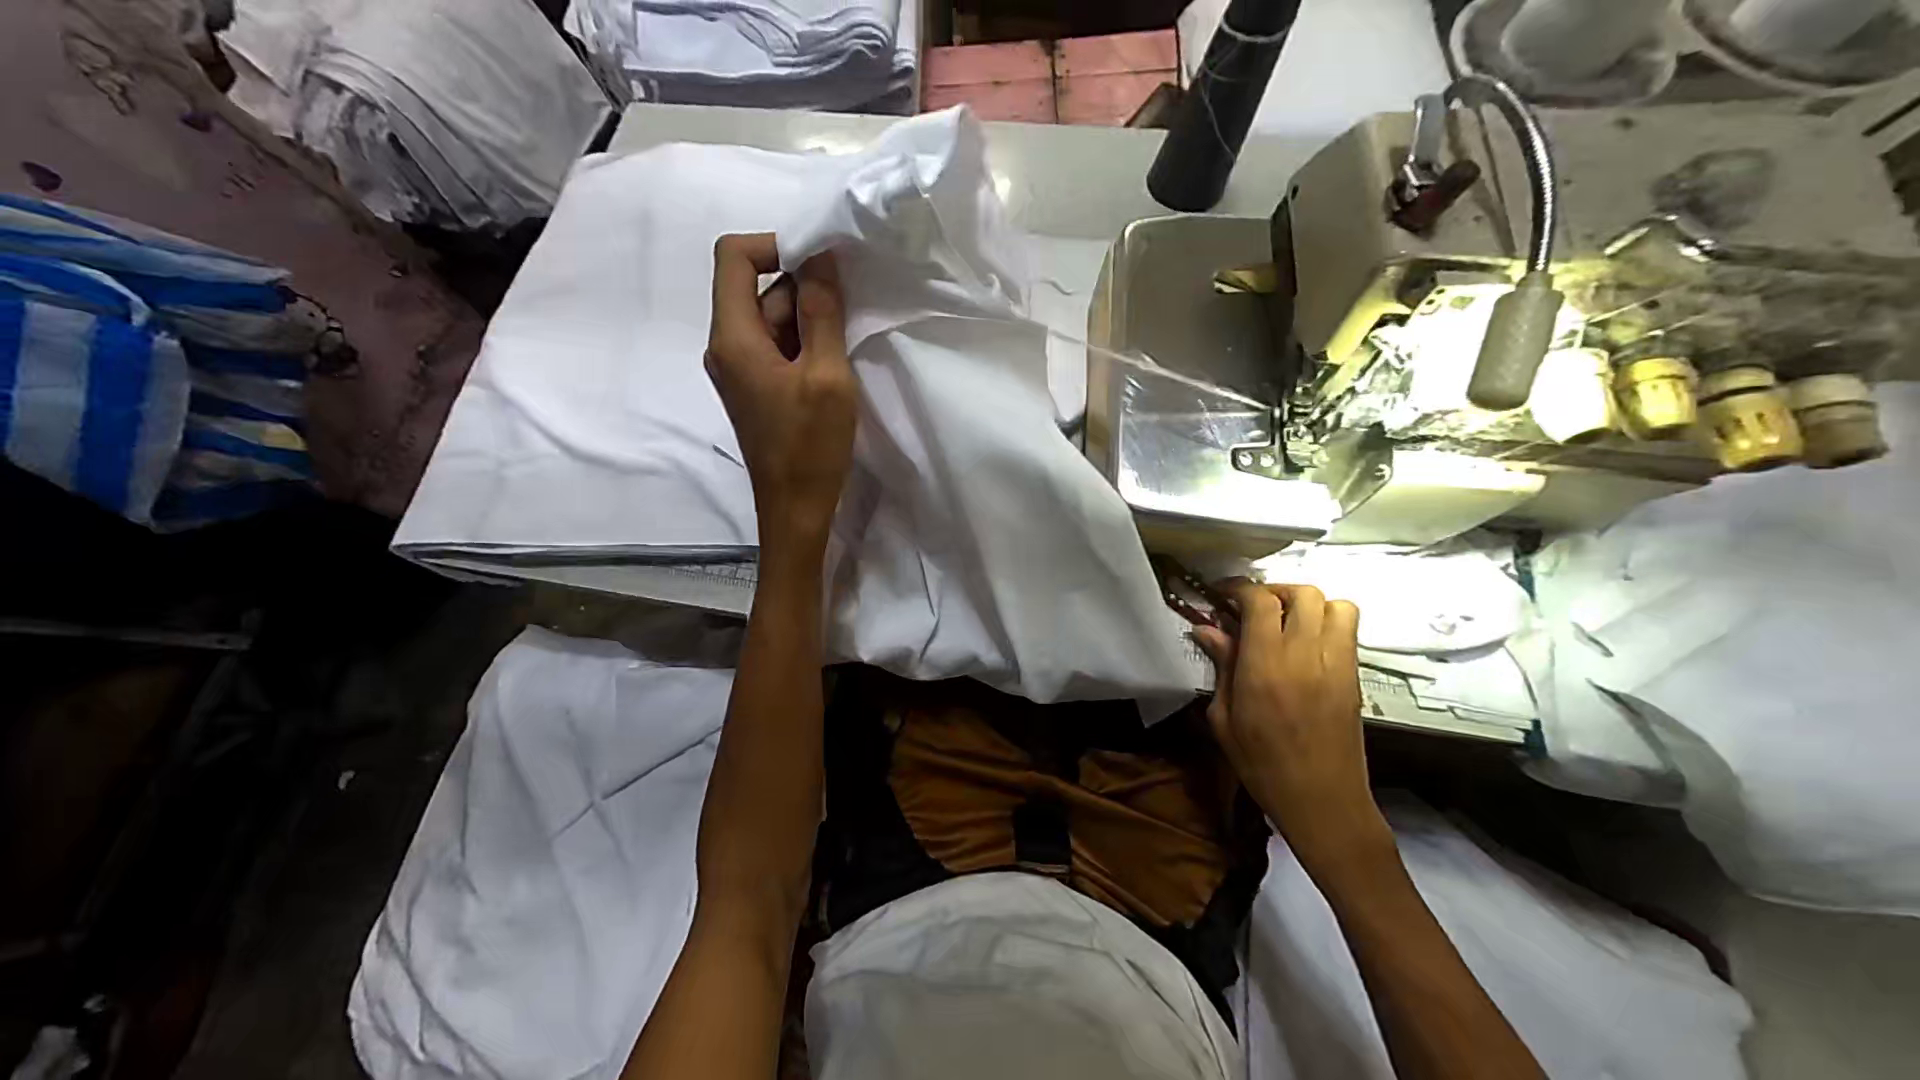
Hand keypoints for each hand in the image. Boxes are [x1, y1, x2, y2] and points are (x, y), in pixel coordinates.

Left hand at [705, 233, 856, 552]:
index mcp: (733, 337)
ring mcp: (739, 369)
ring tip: (841, 352)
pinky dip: (803, 344)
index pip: (734, 256)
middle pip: (756, 288)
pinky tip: (831, 369)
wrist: (795, 509)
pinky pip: (776, 347)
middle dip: (802, 290)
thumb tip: (819, 259)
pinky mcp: (755, 388)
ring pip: (771, 319)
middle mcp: (726, 347)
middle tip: (845, 316)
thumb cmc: (810, 446)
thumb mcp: (827, 375)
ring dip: (808, 321)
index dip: (775, 245)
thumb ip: (822, 312)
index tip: (820, 265)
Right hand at [1193, 582, 1389, 877]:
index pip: (1260, 602)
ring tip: (1285, 623)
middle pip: (1302, 593)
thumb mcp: (1224, 718)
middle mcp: (1306, 656)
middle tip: (1253, 609)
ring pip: (1334, 605)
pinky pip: (1348, 630)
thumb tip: (1207, 629)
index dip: (1239, 588)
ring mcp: (1338, 664)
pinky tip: (1305, 645)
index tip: (1222, 594)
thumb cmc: (1262, 765)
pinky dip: (1327, 623)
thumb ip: (1221, 667)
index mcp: (1266, 666)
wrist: (1322, 801)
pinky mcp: (1355, 676)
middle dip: (1274, 591)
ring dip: (1307, 604)